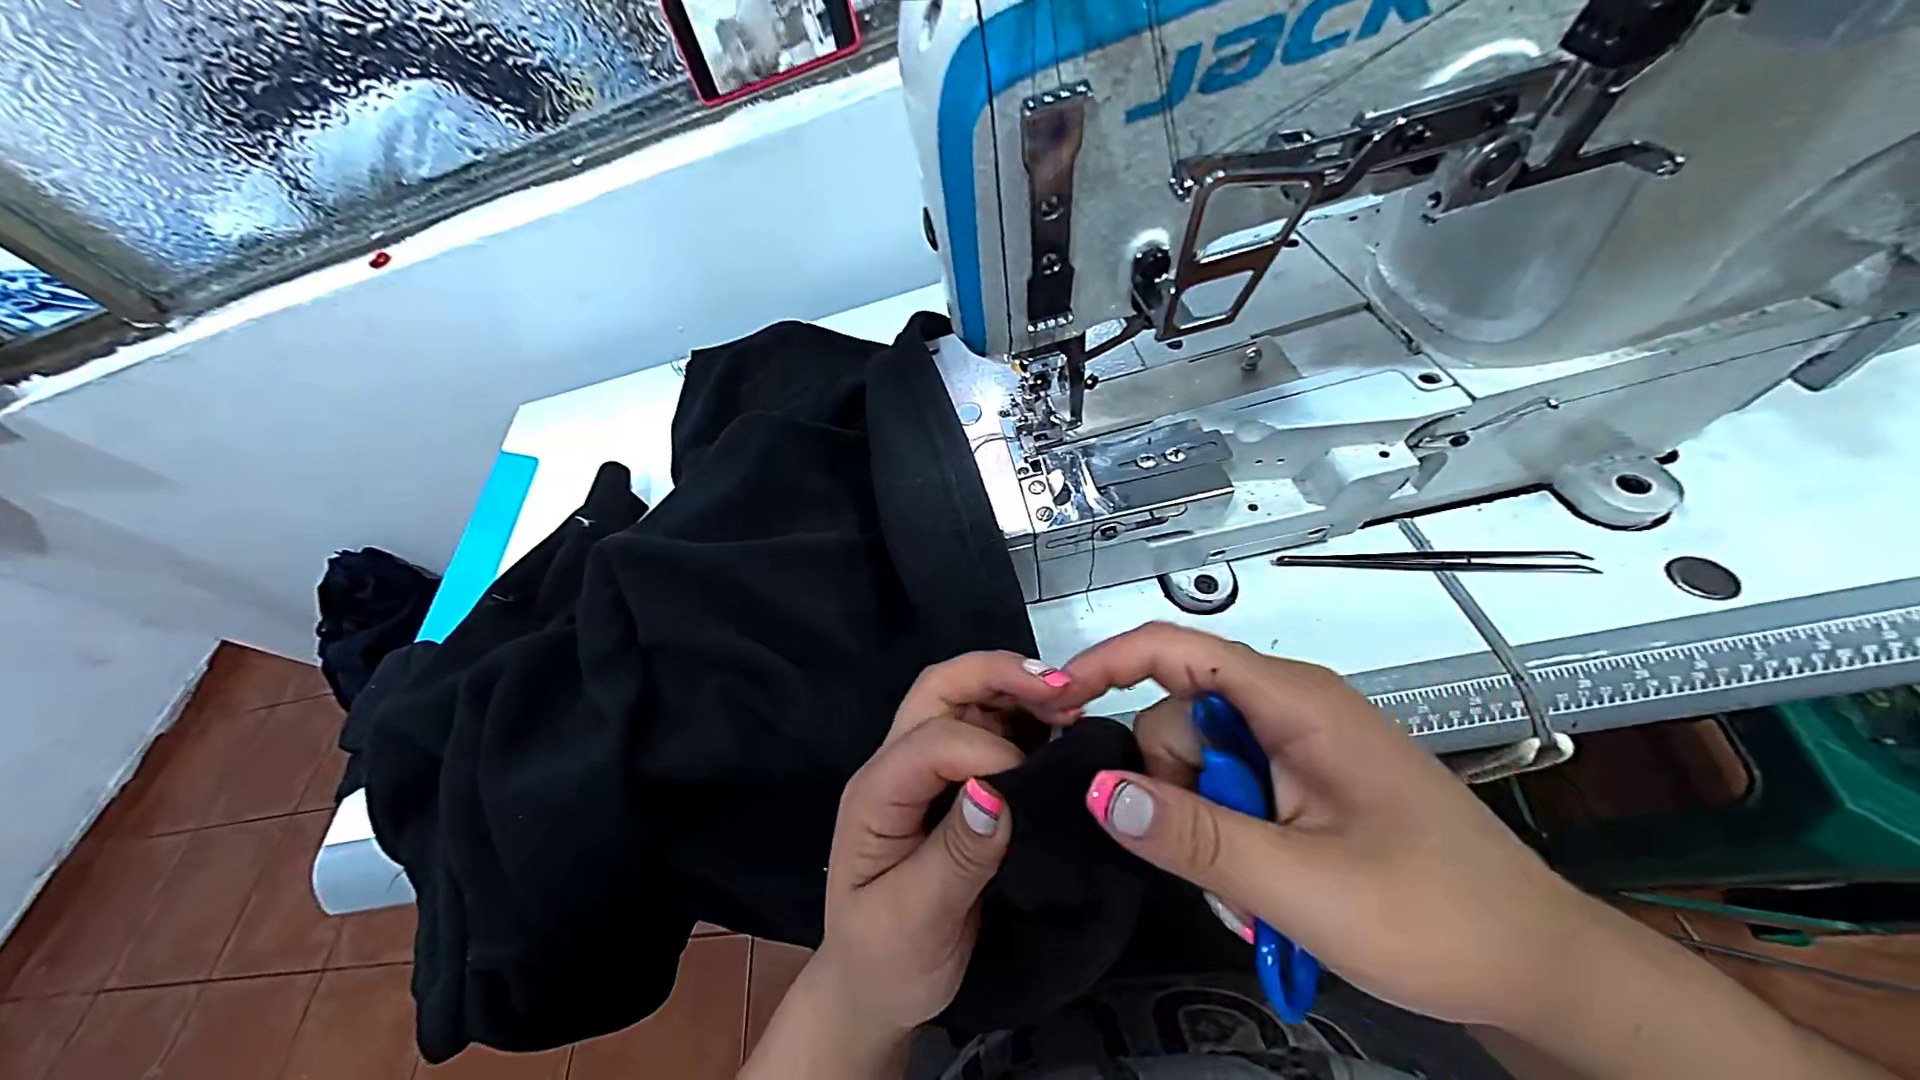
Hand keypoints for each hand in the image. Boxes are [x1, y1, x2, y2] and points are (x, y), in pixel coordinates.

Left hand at [742, 652, 1075, 1077]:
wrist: (877, 984)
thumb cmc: (887, 958)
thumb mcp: (914, 921)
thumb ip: (956, 856)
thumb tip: (996, 792)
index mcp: (876, 794)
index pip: (931, 742)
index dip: (987, 752)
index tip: (1033, 785)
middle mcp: (896, 764)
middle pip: (940, 689)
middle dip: (996, 675)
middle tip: (1059, 687)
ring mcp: (925, 767)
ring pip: (966, 698)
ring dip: (1015, 688)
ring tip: (1067, 702)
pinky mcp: (954, 778)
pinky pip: (989, 727)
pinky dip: (1025, 716)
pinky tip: (1058, 727)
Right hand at [1053, 622, 1600, 1030]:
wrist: (1541, 972)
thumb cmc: (1439, 917)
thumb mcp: (1303, 885)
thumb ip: (1193, 836)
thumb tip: (1098, 791)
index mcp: (1294, 700)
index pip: (1172, 648)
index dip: (1105, 663)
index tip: (1053, 702)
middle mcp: (1287, 707)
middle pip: (1175, 715)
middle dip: (1172, 786)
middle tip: (1218, 862)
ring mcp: (1293, 744)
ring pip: (1194, 759)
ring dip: (1199, 821)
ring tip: (1253, 888)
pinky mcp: (1297, 779)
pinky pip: (1224, 786)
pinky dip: (1222, 832)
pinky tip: (1259, 881)